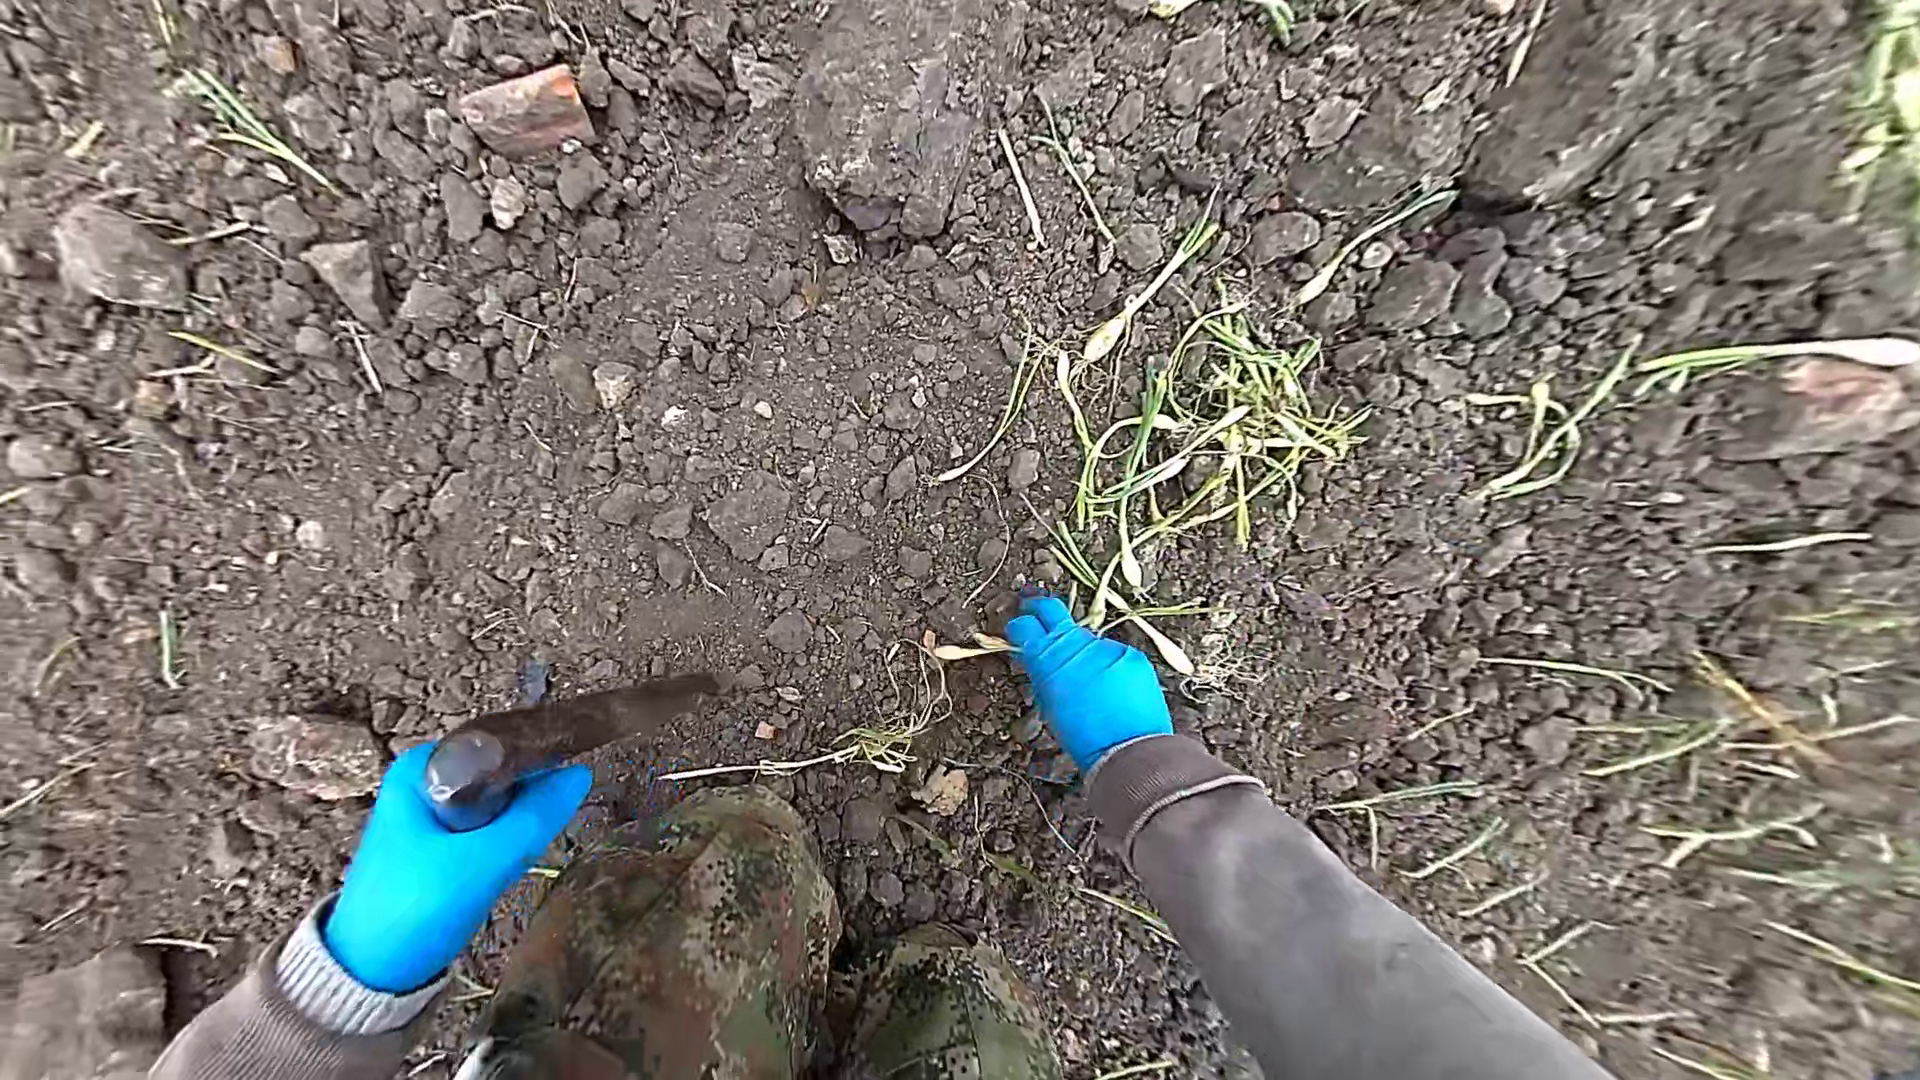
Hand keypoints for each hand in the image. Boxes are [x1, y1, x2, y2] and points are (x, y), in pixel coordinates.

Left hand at [323, 744, 591, 992]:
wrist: (363, 978)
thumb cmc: (415, 909)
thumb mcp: (485, 860)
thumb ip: (537, 814)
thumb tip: (581, 773)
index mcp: (421, 767)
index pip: (503, 743)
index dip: (537, 764)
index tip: (555, 792)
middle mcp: (425, 777)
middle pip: (506, 770)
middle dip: (527, 799)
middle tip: (528, 834)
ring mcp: (433, 807)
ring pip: (504, 797)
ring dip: (520, 820)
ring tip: (515, 852)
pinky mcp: (443, 834)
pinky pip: (494, 819)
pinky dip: (508, 836)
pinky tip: (507, 860)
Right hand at [1004, 594, 1172, 768]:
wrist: (1128, 750)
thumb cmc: (1082, 737)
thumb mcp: (1049, 706)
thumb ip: (1042, 676)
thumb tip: (1038, 661)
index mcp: (1046, 659)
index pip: (1024, 624)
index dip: (1020, 625)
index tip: (1020, 628)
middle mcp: (1074, 644)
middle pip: (1051, 609)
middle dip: (1040, 607)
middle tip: (1035, 609)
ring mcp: (1104, 646)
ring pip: (1086, 639)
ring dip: (1082, 650)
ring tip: (1088, 679)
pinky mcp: (1130, 654)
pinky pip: (1113, 653)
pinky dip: (1109, 664)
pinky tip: (1112, 687)